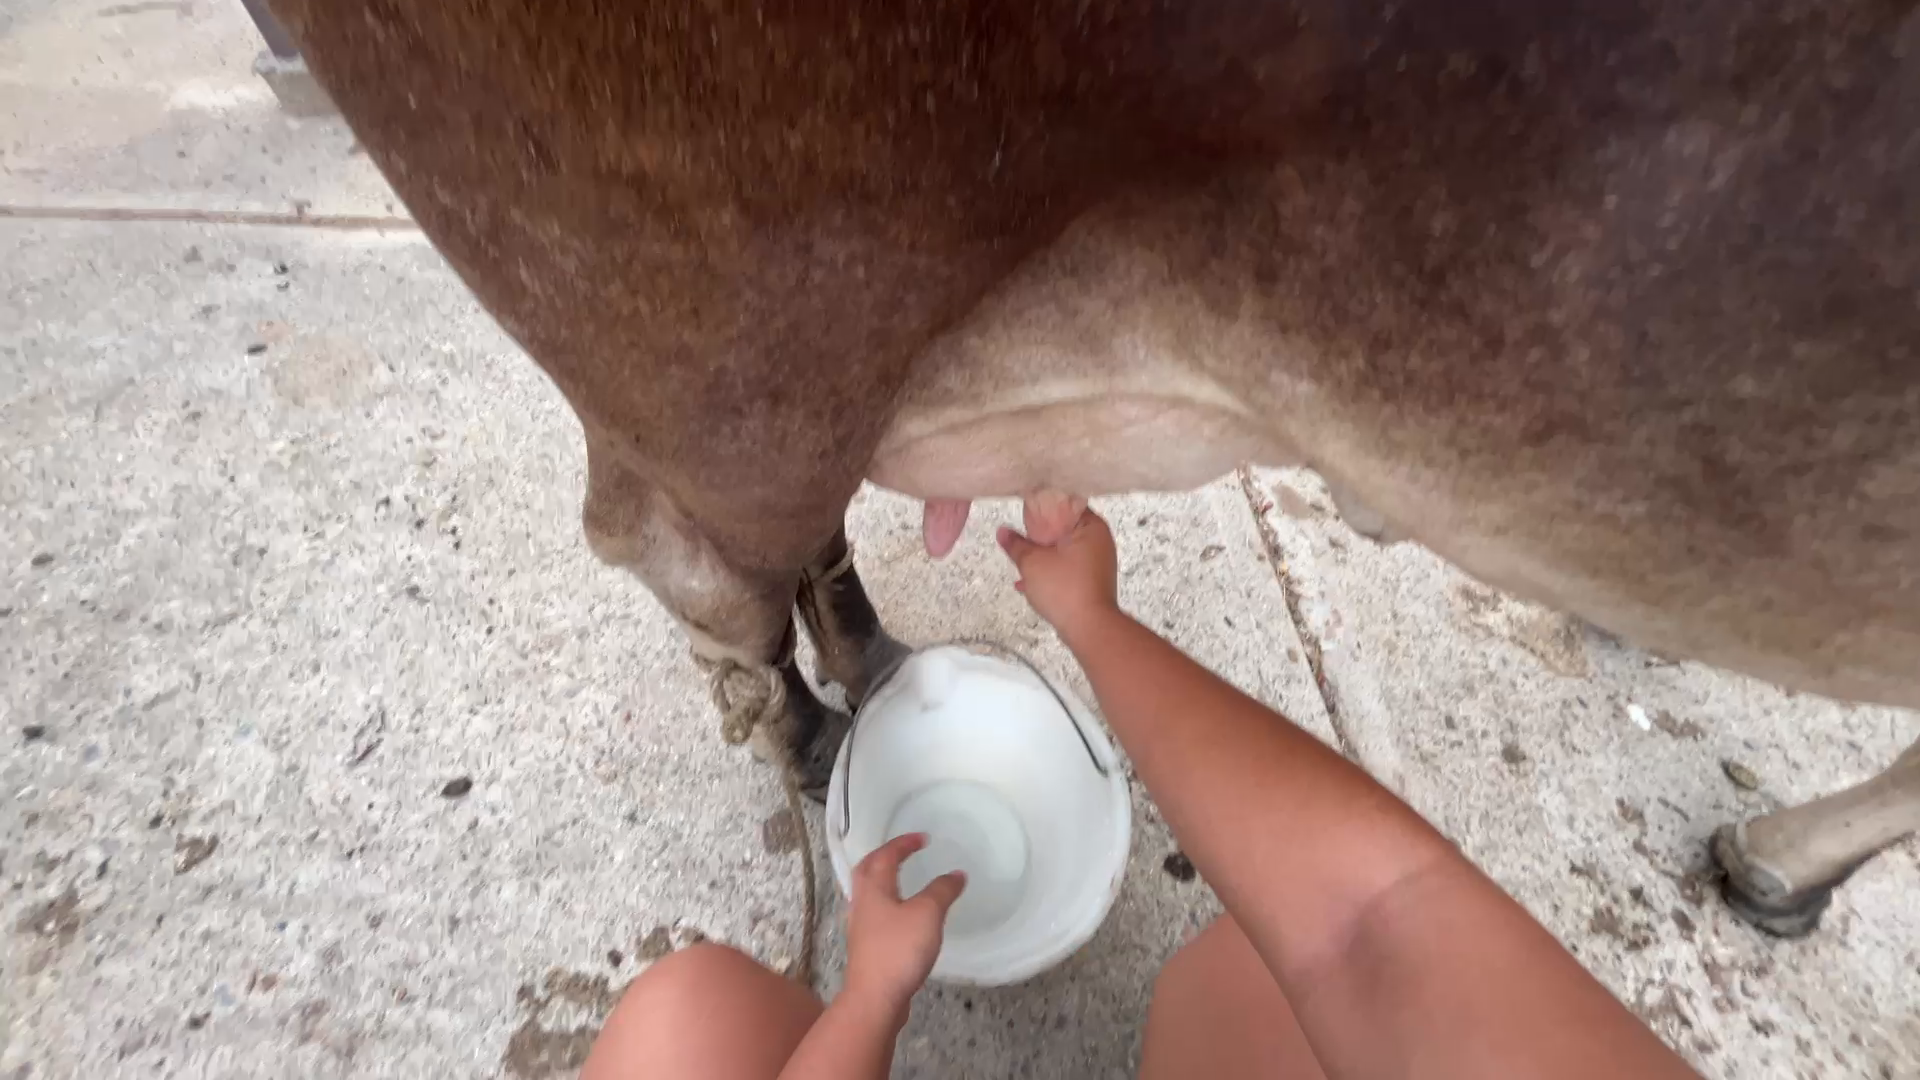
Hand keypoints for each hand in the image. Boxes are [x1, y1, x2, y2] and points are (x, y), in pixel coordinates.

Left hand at [842, 833, 965, 1019]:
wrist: (874, 1000)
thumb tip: (957, 874)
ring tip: (904, 879)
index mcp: (874, 887)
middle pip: (868, 869)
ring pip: (869, 892)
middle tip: (905, 851)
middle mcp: (862, 902)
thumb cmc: (899, 950)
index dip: (904, 843)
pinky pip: (875, 914)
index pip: (886, 855)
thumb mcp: (928, 914)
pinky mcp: (867, 947)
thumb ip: (943, 890)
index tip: (923, 838)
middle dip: (885, 856)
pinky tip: (902, 916)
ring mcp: (861, 926)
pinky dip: (889, 903)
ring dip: (885, 879)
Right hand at [996, 502, 1119, 641]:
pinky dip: (1051, 570)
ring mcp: (1097, 562)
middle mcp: (1100, 540)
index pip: (1066, 503)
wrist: (1088, 627)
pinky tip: (1027, 582)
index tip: (1024, 507)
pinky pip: (1068, 567)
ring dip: (1043, 553)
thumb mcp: (1032, 563)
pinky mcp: (1092, 581)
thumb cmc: (1064, 588)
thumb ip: (1016, 544)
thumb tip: (1002, 532)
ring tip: (1021, 558)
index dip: (1043, 504)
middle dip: (1040, 532)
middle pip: (1065, 527)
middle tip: (1020, 532)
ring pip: (1064, 549)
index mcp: (1091, 526)